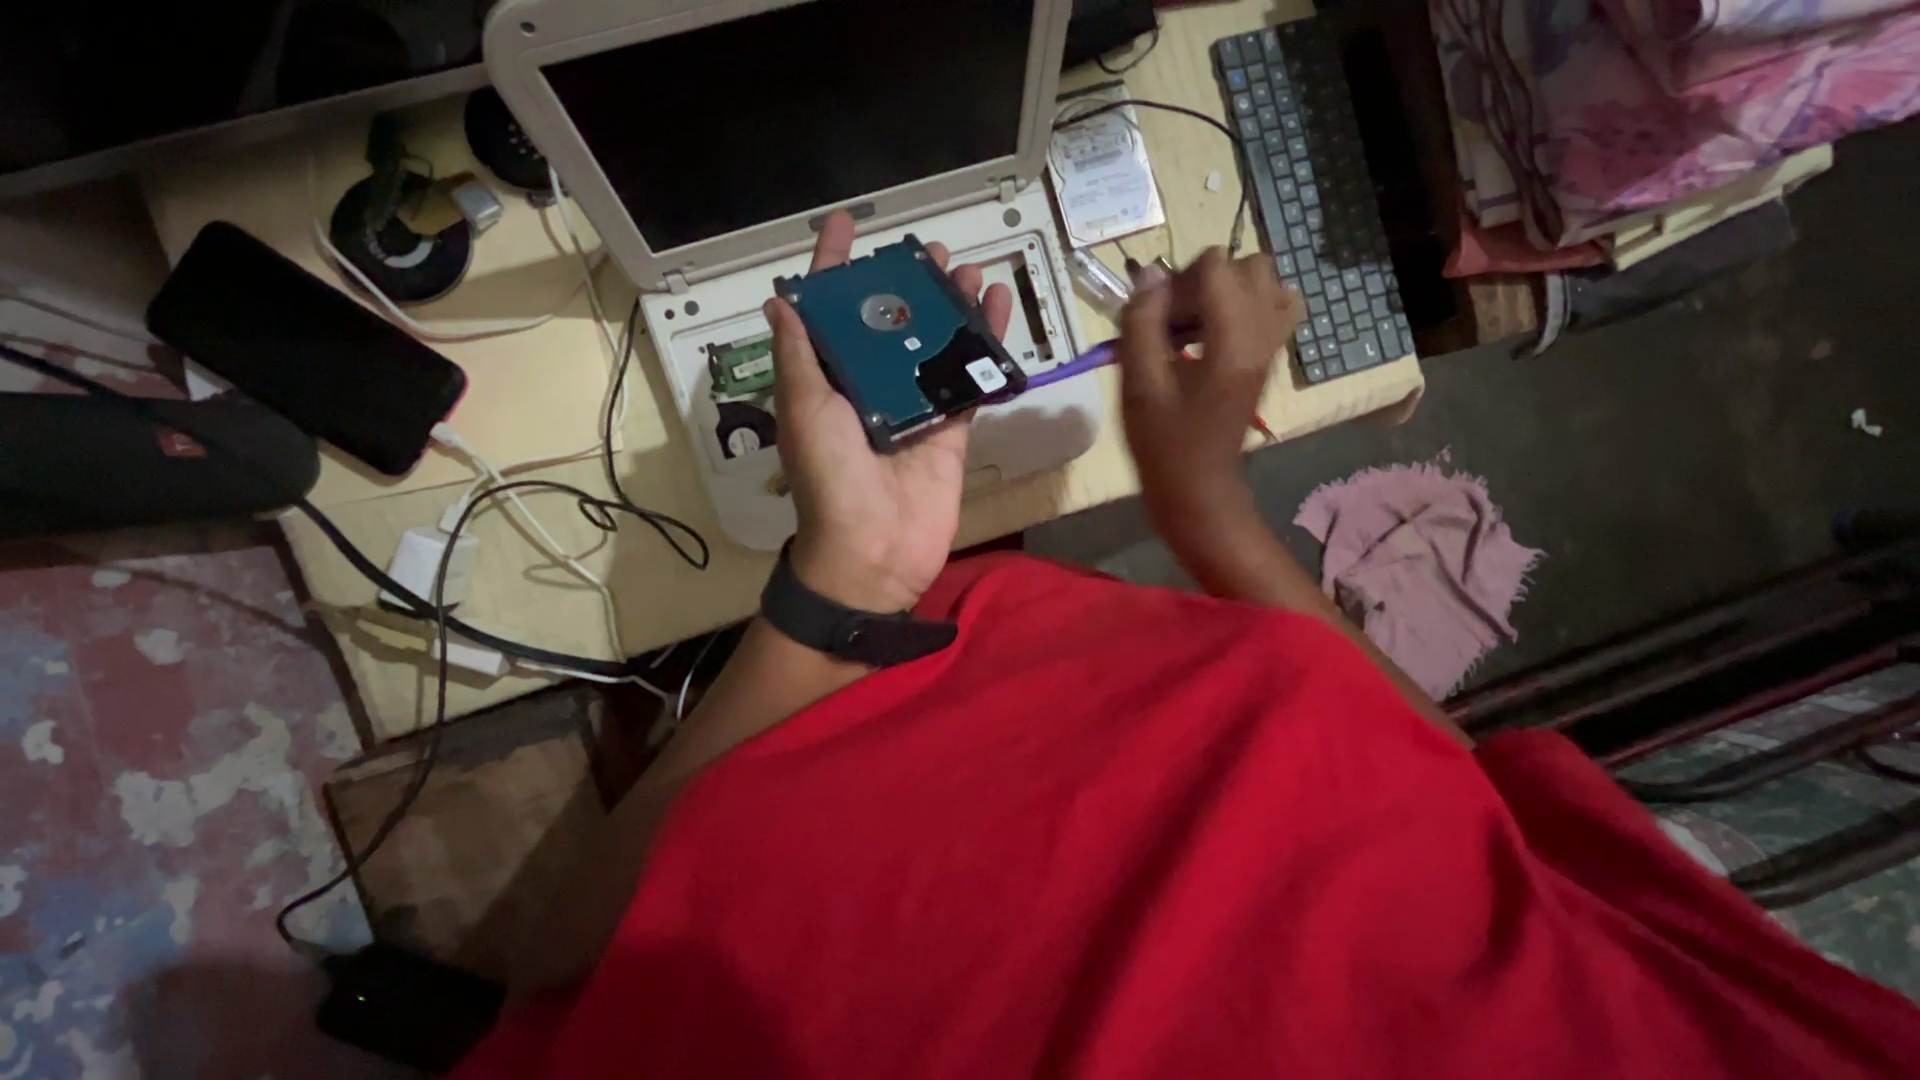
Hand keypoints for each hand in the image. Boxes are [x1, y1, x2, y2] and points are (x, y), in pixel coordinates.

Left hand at [762, 211, 1011, 613]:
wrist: (873, 553)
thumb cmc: (830, 481)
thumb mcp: (805, 413)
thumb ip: (799, 356)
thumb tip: (781, 300)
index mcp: (826, 381)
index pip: (826, 313)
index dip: (832, 268)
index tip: (846, 224)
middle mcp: (867, 387)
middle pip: (888, 322)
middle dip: (905, 282)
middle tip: (928, 249)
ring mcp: (912, 406)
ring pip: (932, 343)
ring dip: (949, 305)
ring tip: (966, 268)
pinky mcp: (950, 428)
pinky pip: (967, 377)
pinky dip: (983, 343)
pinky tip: (996, 306)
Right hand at [1117, 249, 1302, 550]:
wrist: (1199, 487)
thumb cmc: (1162, 442)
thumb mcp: (1139, 384)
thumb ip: (1141, 323)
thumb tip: (1150, 275)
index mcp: (1233, 342)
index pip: (1217, 266)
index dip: (1179, 280)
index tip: (1157, 319)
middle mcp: (1263, 335)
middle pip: (1249, 265)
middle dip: (1207, 279)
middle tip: (1177, 319)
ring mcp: (1272, 346)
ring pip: (1267, 283)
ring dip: (1229, 290)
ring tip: (1198, 324)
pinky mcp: (1269, 357)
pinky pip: (1275, 308)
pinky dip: (1246, 307)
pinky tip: (1215, 334)